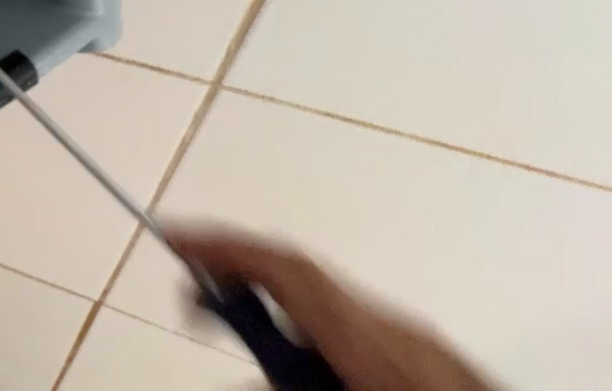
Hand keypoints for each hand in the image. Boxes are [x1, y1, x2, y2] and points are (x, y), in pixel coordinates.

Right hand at [169, 229, 497, 390]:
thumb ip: (280, 381)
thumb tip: (230, 361)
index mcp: (376, 344)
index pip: (284, 266)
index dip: (218, 243)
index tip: (165, 236)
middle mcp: (404, 333)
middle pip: (301, 282)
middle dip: (241, 286)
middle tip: (194, 308)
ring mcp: (431, 347)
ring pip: (332, 309)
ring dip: (281, 320)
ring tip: (257, 360)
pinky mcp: (446, 364)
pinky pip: (364, 333)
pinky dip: (319, 336)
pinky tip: (313, 372)